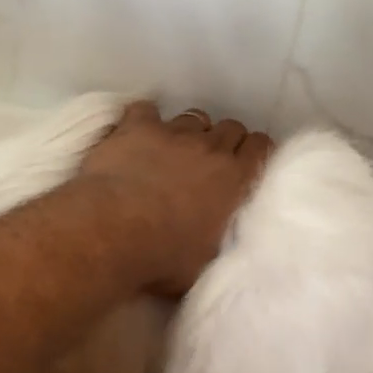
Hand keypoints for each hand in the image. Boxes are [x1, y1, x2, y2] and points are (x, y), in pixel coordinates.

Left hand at [77, 102, 273, 295]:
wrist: (111, 232)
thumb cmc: (163, 257)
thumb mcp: (207, 262)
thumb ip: (223, 242)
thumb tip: (224, 241)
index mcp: (235, 180)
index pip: (261, 147)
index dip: (256, 152)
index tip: (247, 165)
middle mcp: (210, 149)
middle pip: (231, 127)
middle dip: (226, 141)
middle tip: (210, 163)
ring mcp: (173, 133)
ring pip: (194, 117)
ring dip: (190, 132)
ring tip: (175, 151)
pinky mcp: (136, 126)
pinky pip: (147, 110)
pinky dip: (145, 119)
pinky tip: (138, 134)